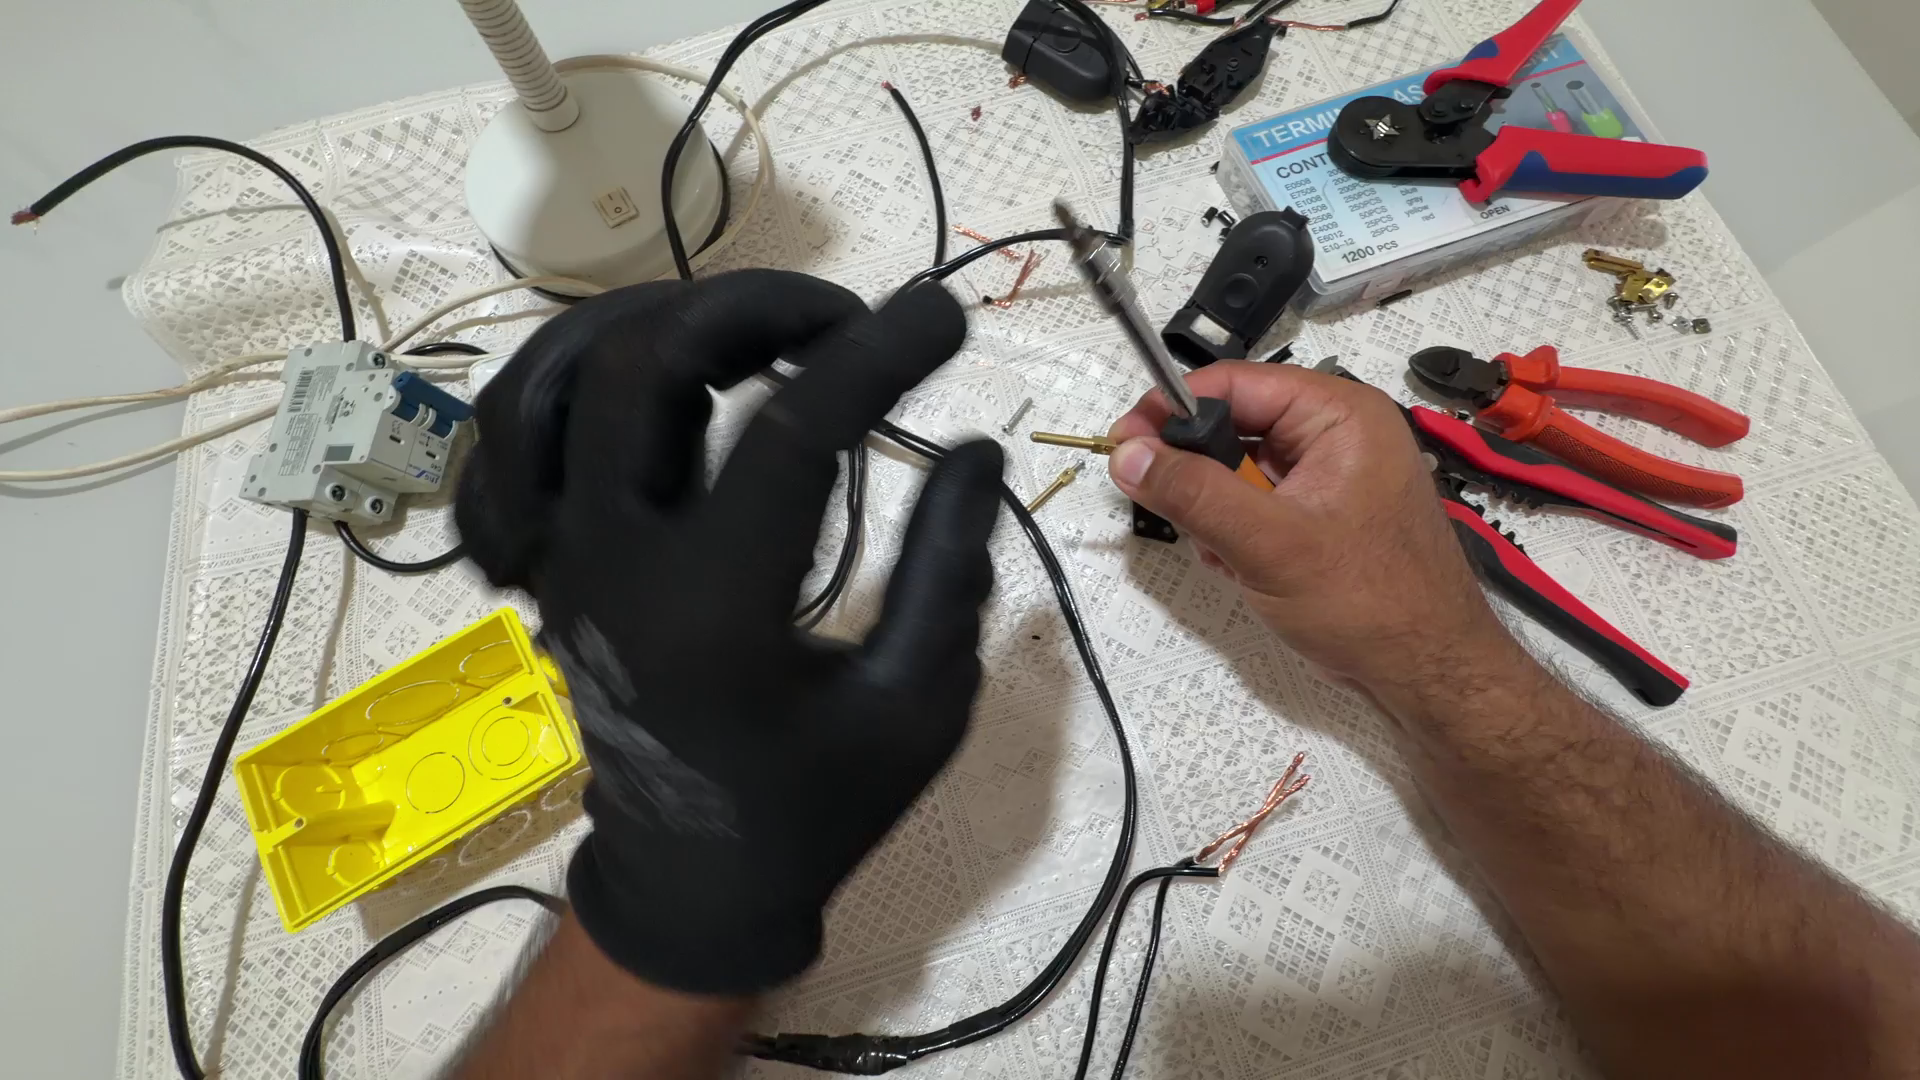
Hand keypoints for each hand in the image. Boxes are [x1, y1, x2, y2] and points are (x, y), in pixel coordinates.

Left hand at [455, 271, 1002, 994]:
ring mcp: (562, 560)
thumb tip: (976, 453)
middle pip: (643, 366)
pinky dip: (579, 375)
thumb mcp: (920, 707)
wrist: (697, 878)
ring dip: (664, 320)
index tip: (945, 315)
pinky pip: (517, 435)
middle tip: (848, 319)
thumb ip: (952, 569)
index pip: (791, 433)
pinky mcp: (549, 565)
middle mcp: (614, 565)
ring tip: (760, 330)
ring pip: (560, 377)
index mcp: (717, 610)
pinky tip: (655, 380)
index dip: (878, 356)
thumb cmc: (821, 806)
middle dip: (757, 307)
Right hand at [1105, 361, 1516, 697]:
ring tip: (1222, 551)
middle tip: (1174, 511)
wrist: (1423, 673)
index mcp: (1337, 415)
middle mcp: (1331, 434)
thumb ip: (1192, 494)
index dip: (1171, 409)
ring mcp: (1323, 476)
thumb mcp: (1267, 543)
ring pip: (1233, 470)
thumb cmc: (1364, 601)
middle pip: (1230, 426)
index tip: (1121, 445)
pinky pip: (1249, 503)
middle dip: (1195, 473)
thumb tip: (1125, 454)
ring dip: (1211, 511)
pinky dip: (1229, 531)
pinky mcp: (1313, 513)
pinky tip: (1238, 565)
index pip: (1233, 384)